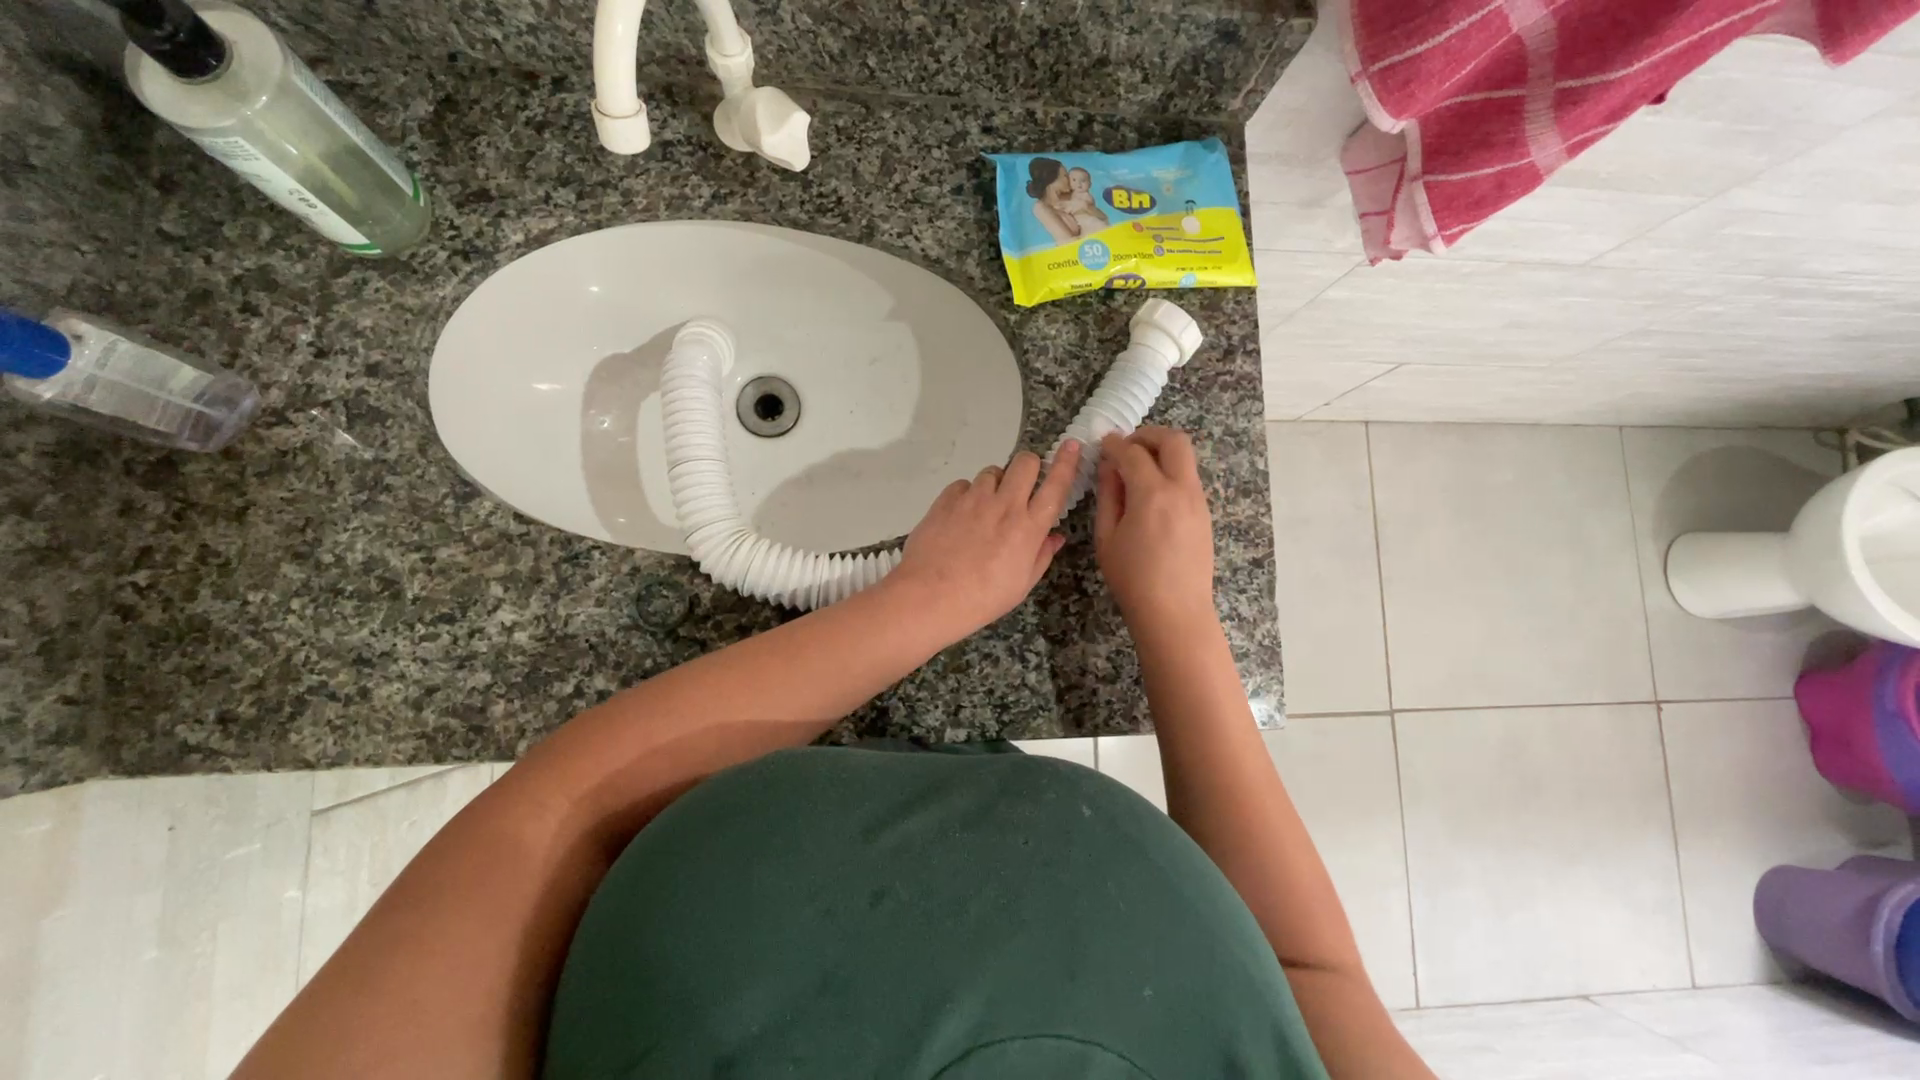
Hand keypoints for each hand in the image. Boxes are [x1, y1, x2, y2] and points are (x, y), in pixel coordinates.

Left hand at [887, 440, 1081, 639]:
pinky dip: (967, 495)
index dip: (1066, 462)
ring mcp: (973, 499)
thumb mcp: (1021, 585)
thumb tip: (1055, 536)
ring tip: (984, 510)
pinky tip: (960, 517)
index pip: (1056, 485)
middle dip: (1028, 468)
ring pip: (992, 471)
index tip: (1071, 444)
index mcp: (1029, 527)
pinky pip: (964, 484)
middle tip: (1020, 488)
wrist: (930, 596)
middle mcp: (1005, 505)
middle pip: (1025, 462)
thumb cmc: (982, 598)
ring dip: (995, 484)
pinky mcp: (946, 499)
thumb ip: (1041, 556)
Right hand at [1095, 427, 1216, 629]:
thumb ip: (1108, 495)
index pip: (1133, 453)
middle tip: (1127, 446)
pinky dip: (1170, 473)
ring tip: (1137, 470)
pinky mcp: (1205, 514)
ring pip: (1185, 458)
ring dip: (1161, 453)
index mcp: (1152, 494)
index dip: (1114, 444)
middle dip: (1148, 435)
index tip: (1103, 443)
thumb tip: (1108, 467)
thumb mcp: (1107, 537)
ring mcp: (1199, 501)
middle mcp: (1181, 490)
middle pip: (1174, 440)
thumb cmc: (1132, 579)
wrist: (1175, 612)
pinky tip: (1151, 494)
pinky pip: (1188, 479)